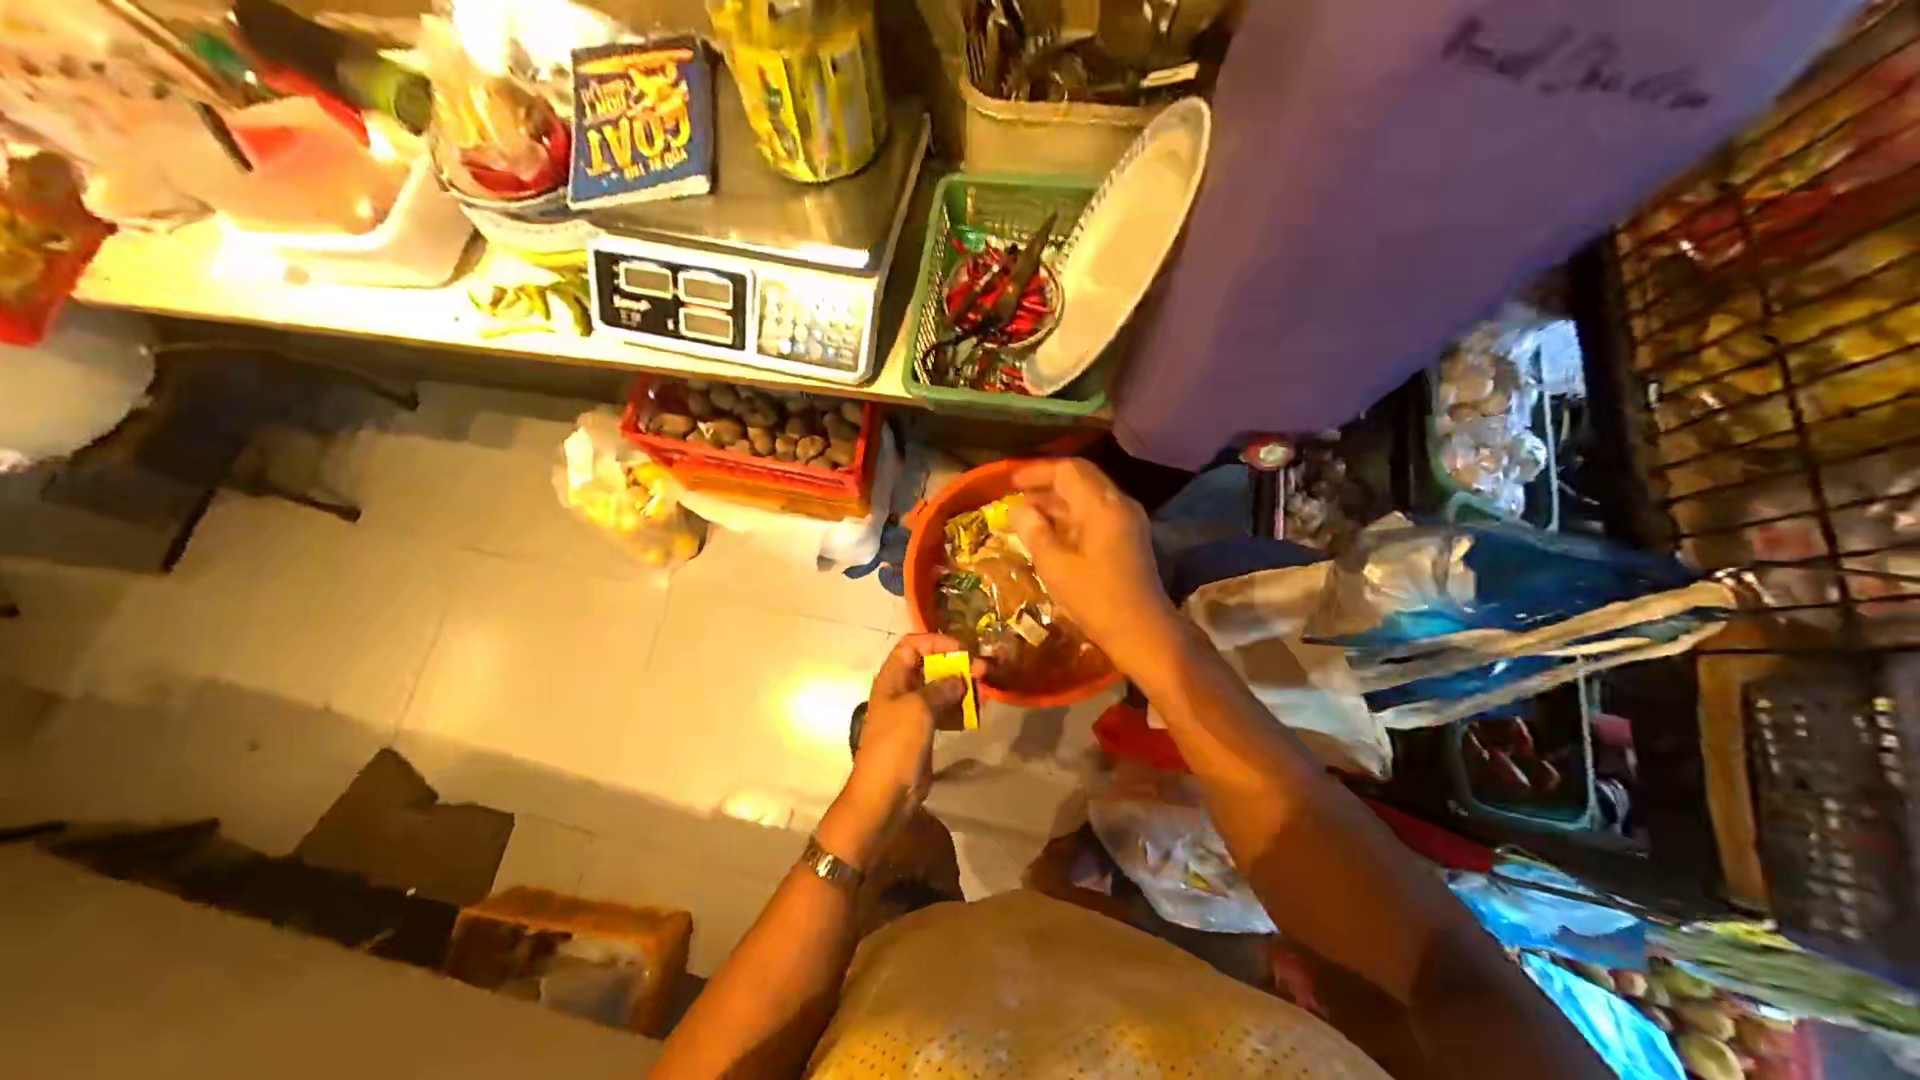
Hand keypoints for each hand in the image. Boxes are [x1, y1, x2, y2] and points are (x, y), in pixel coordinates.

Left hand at [820, 633, 981, 866]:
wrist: (885, 792)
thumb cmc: (896, 743)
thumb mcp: (919, 708)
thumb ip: (941, 688)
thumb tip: (960, 678)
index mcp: (892, 678)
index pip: (911, 645)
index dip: (935, 642)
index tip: (961, 649)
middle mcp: (901, 690)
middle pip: (930, 666)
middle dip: (956, 665)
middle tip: (983, 670)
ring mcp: (912, 713)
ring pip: (940, 690)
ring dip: (962, 688)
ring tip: (985, 692)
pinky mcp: (923, 732)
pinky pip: (944, 712)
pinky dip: (960, 709)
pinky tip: (977, 713)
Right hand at [1008, 459, 1181, 677]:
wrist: (1143, 632)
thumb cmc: (1096, 598)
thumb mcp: (1055, 566)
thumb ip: (1034, 532)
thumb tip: (1018, 509)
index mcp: (1102, 505)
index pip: (1068, 470)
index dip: (1036, 472)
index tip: (1010, 483)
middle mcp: (1119, 504)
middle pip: (1081, 478)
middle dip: (1046, 484)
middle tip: (1016, 496)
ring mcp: (1127, 521)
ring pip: (1089, 497)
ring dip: (1058, 502)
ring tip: (1027, 516)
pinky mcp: (1129, 539)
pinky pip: (1096, 515)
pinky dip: (1071, 517)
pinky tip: (1050, 534)